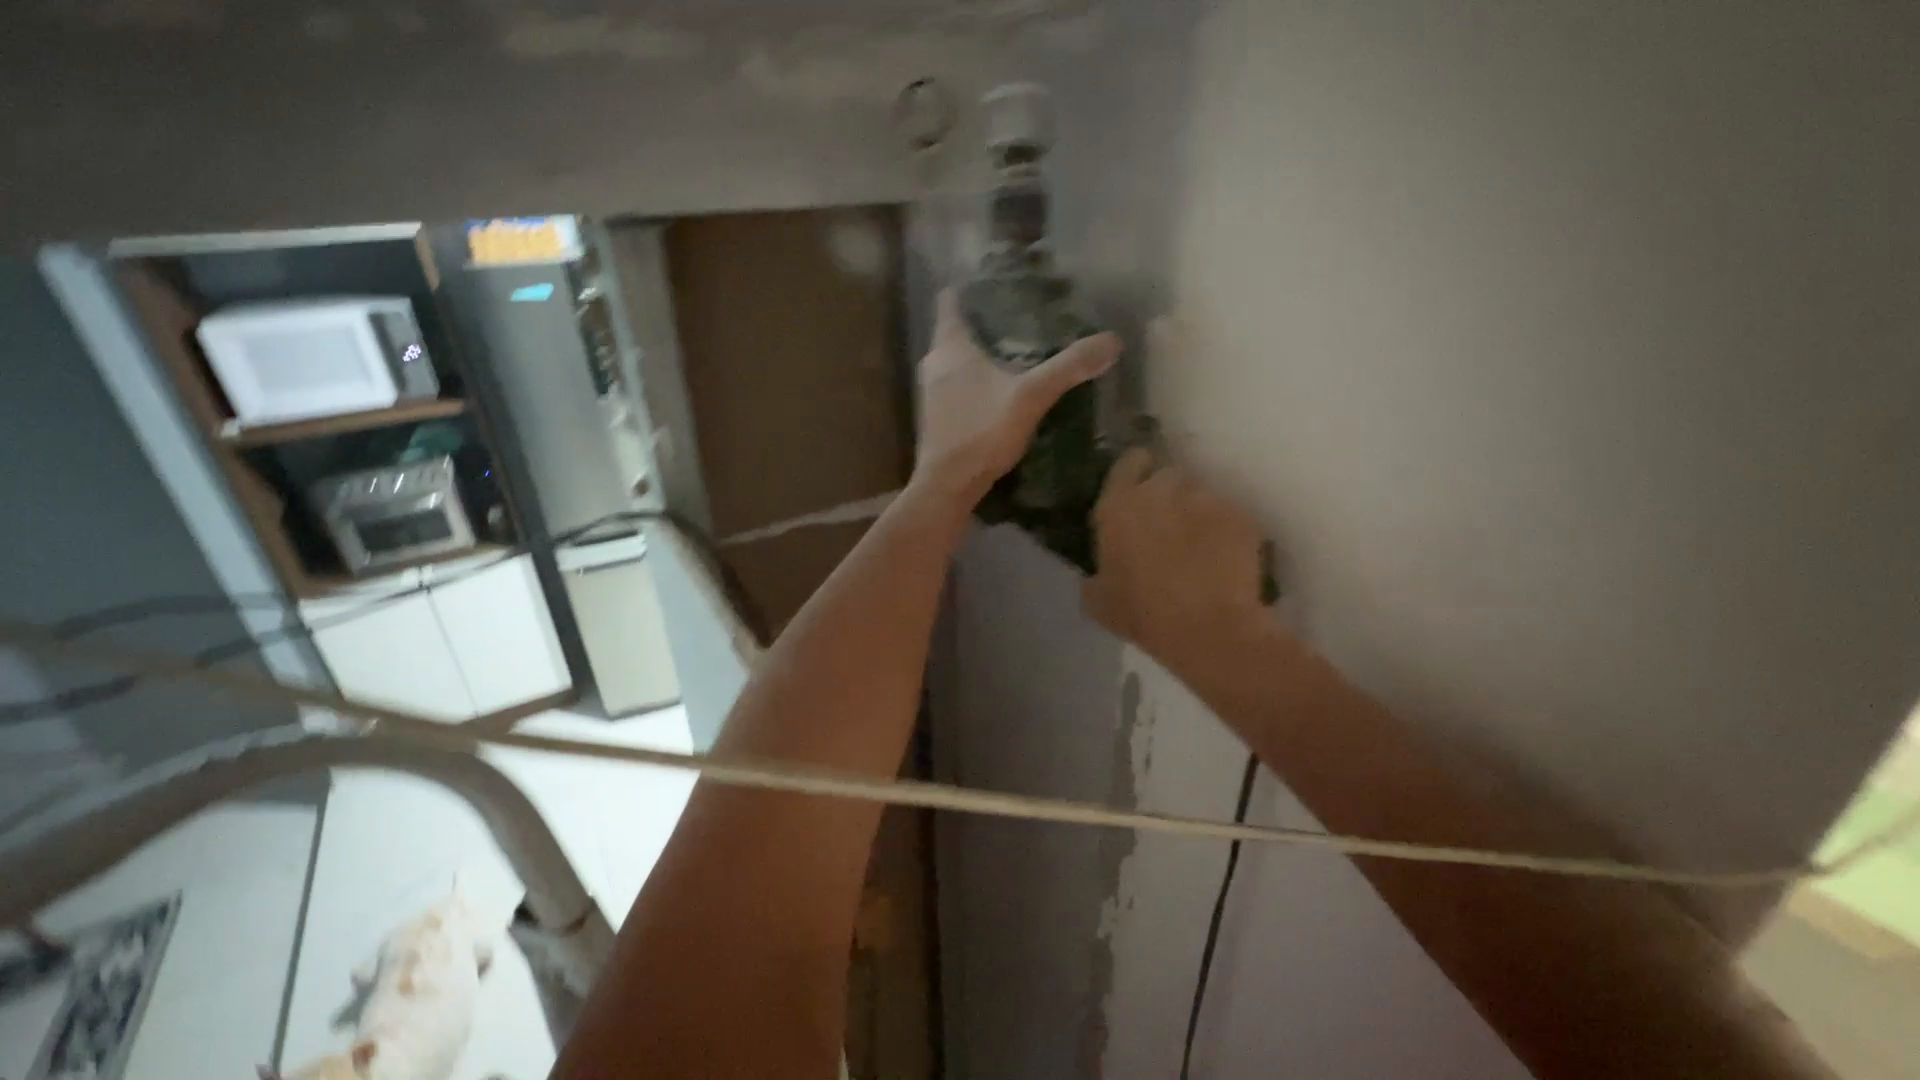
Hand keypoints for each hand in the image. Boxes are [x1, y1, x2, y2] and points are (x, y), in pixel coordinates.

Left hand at [911, 289, 1120, 504]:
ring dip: (981, 352)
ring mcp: (931, 390)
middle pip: (957, 328)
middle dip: (985, 321)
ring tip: (1017, 349)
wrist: (947, 486)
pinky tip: (1001, 388)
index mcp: (950, 345)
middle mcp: (934, 362)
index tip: (1000, 282)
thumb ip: (1068, 367)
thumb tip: (1112, 341)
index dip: (972, 287)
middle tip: (1022, 316)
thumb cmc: (981, 433)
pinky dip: (976, 379)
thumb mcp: (1030, 396)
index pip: (951, 299)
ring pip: (957, 358)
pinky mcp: (937, 415)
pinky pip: (957, 384)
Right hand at [1084, 448, 1269, 668]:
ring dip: (1197, 513)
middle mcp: (1160, 491)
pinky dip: (1226, 531)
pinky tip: (1224, 559)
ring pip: (1200, 495)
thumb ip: (1095, 577)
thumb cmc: (1144, 615)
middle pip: (1167, 477)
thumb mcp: (1099, 602)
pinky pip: (1229, 515)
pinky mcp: (1239, 514)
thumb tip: (1095, 574)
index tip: (1139, 490)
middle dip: (1168, 496)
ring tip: (1201, 546)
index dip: (1136, 472)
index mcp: (1118, 506)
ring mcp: (1204, 499)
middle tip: (1169, 527)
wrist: (1209, 629)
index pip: (1128, 463)